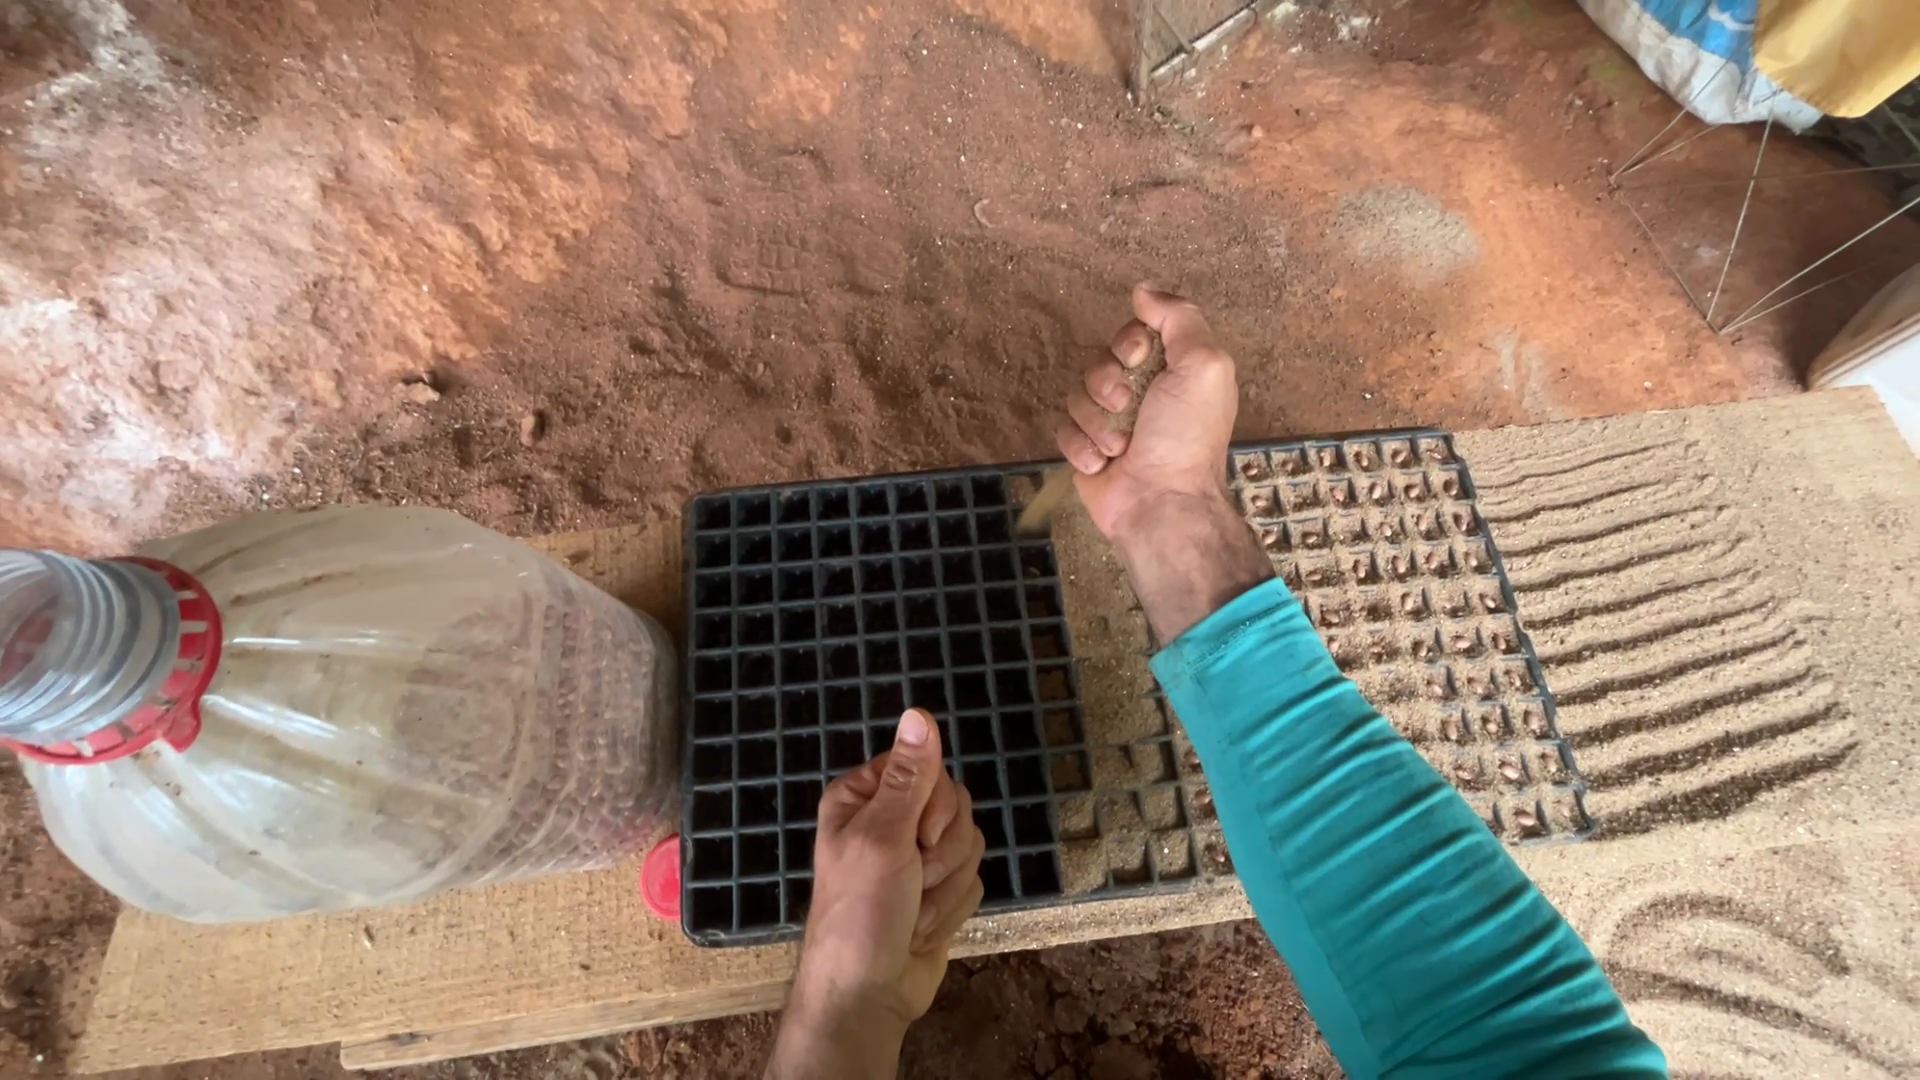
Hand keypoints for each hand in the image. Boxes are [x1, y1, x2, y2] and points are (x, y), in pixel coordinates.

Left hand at [766, 709, 985, 1079]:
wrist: (869, 996)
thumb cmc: (862, 912)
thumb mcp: (883, 838)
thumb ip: (909, 777)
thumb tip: (919, 713)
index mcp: (866, 796)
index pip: (927, 767)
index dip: (935, 804)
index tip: (919, 837)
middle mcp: (893, 818)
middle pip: (956, 804)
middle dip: (942, 852)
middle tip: (913, 879)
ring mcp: (918, 855)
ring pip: (970, 842)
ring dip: (946, 885)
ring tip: (913, 910)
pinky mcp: (940, 887)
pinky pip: (973, 878)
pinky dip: (951, 906)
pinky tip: (923, 926)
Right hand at [1055, 283, 1240, 539]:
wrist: (1159, 502)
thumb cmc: (1185, 436)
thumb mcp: (1204, 364)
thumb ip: (1179, 317)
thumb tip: (1142, 290)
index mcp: (1171, 371)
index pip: (1131, 335)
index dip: (1127, 344)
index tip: (1140, 361)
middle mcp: (1140, 394)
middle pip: (1098, 363)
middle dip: (1107, 384)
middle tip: (1128, 407)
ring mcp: (1110, 424)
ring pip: (1076, 396)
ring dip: (1097, 422)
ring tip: (1121, 446)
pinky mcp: (1085, 451)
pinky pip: (1063, 430)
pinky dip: (1082, 448)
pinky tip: (1103, 464)